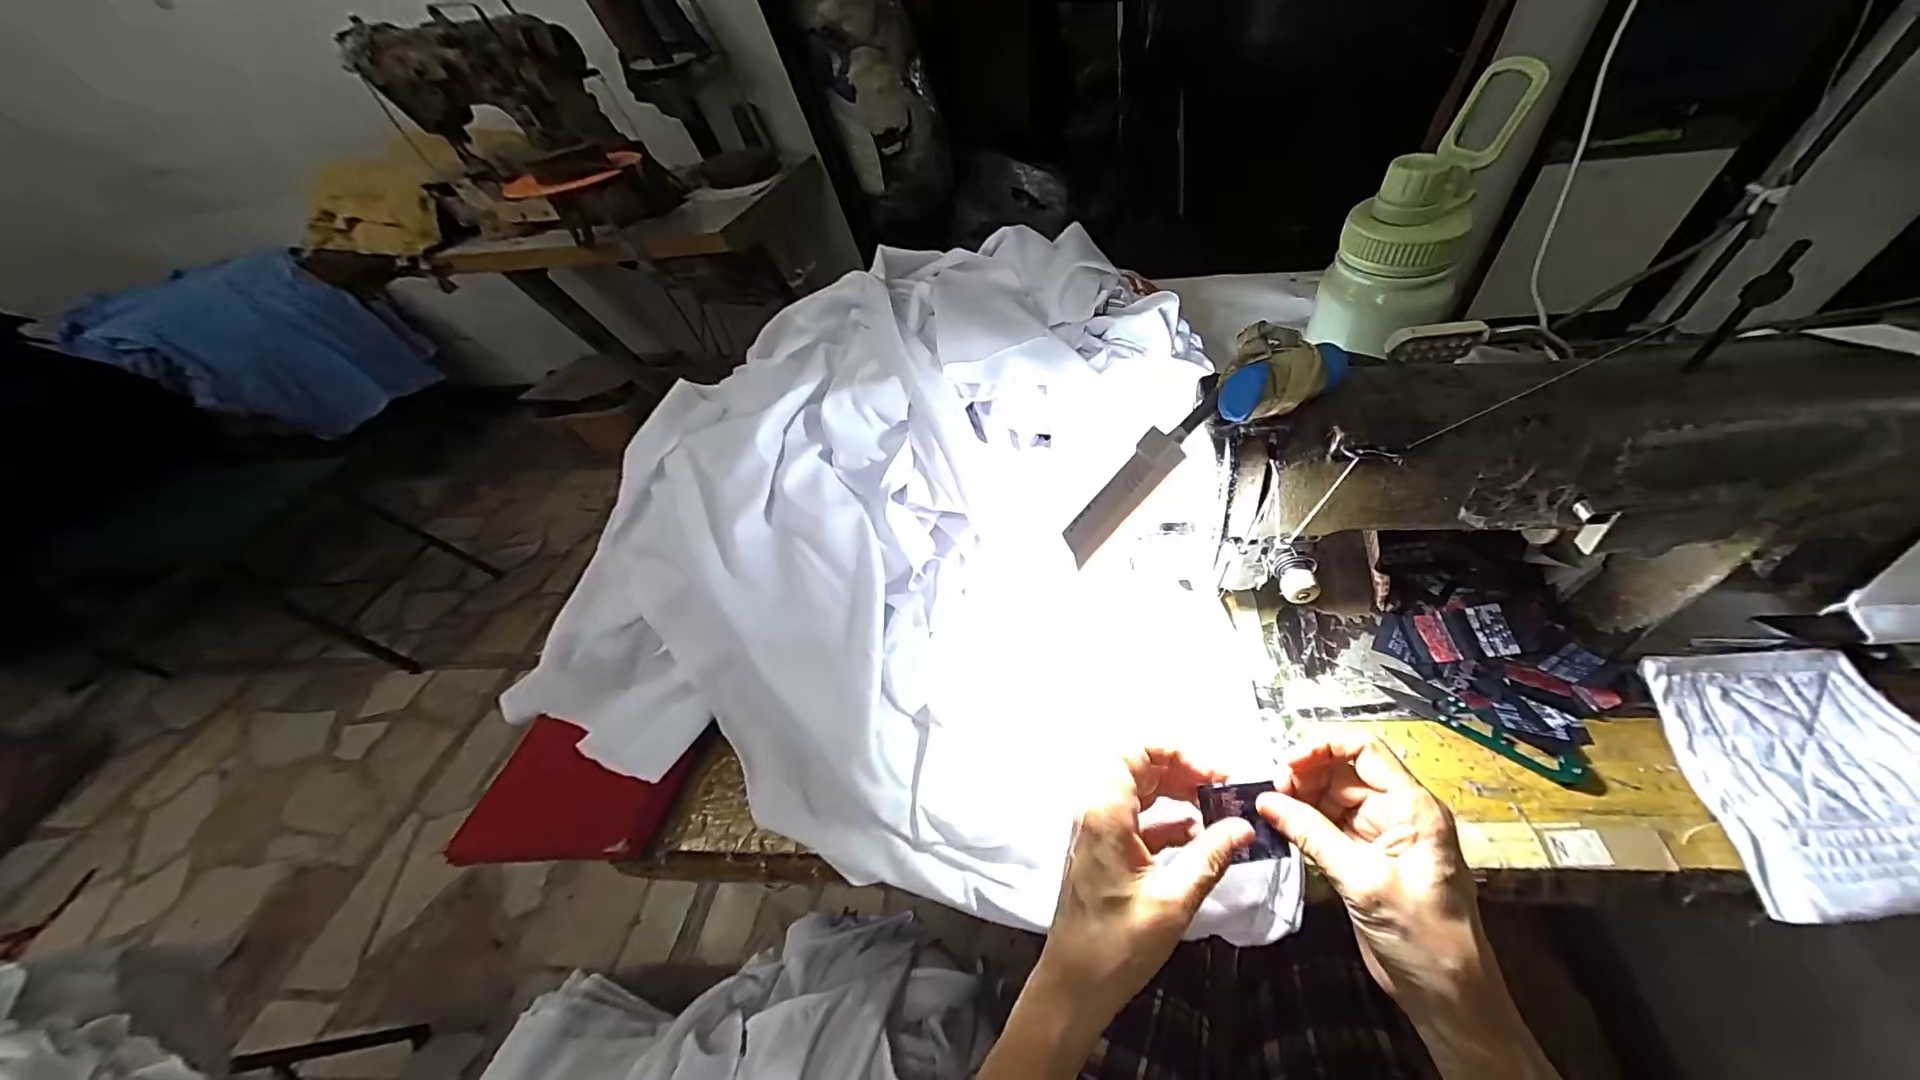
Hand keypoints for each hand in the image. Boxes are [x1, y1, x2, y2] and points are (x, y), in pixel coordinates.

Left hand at [980, 746, 1252, 1078]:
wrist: (1075, 982)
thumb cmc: (1117, 943)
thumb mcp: (1173, 899)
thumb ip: (1210, 856)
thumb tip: (1244, 826)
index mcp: (1104, 813)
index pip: (1133, 753)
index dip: (1175, 753)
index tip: (1213, 773)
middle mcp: (1095, 811)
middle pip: (1137, 767)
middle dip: (1181, 771)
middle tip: (1221, 790)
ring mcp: (1097, 829)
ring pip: (1138, 791)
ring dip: (1175, 793)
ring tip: (1216, 809)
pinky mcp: (1104, 849)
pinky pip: (1136, 817)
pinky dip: (1165, 819)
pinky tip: (1196, 836)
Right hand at [1254, 730, 1480, 1008]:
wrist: (1448, 999)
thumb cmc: (1425, 938)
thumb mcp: (1363, 879)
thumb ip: (1310, 833)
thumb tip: (1265, 800)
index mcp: (1412, 807)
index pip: (1364, 749)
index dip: (1322, 746)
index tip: (1288, 762)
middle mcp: (1396, 812)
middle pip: (1341, 769)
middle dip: (1303, 773)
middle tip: (1272, 790)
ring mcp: (1378, 833)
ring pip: (1328, 794)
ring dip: (1298, 796)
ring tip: (1272, 807)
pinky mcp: (1362, 855)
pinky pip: (1324, 822)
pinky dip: (1300, 819)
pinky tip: (1280, 824)